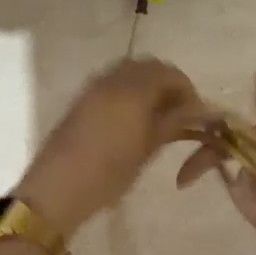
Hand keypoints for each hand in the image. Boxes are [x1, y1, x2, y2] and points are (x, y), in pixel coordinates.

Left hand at [17, 57, 206, 234]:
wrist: (58, 187)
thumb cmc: (107, 173)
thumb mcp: (147, 149)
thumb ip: (172, 122)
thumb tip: (197, 111)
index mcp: (133, 90)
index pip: (170, 74)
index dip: (188, 91)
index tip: (196, 115)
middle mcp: (113, 79)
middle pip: (150, 67)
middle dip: (168, 84)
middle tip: (179, 112)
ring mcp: (94, 86)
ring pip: (130, 71)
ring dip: (148, 85)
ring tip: (158, 116)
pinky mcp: (82, 97)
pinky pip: (113, 81)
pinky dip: (129, 90)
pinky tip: (133, 118)